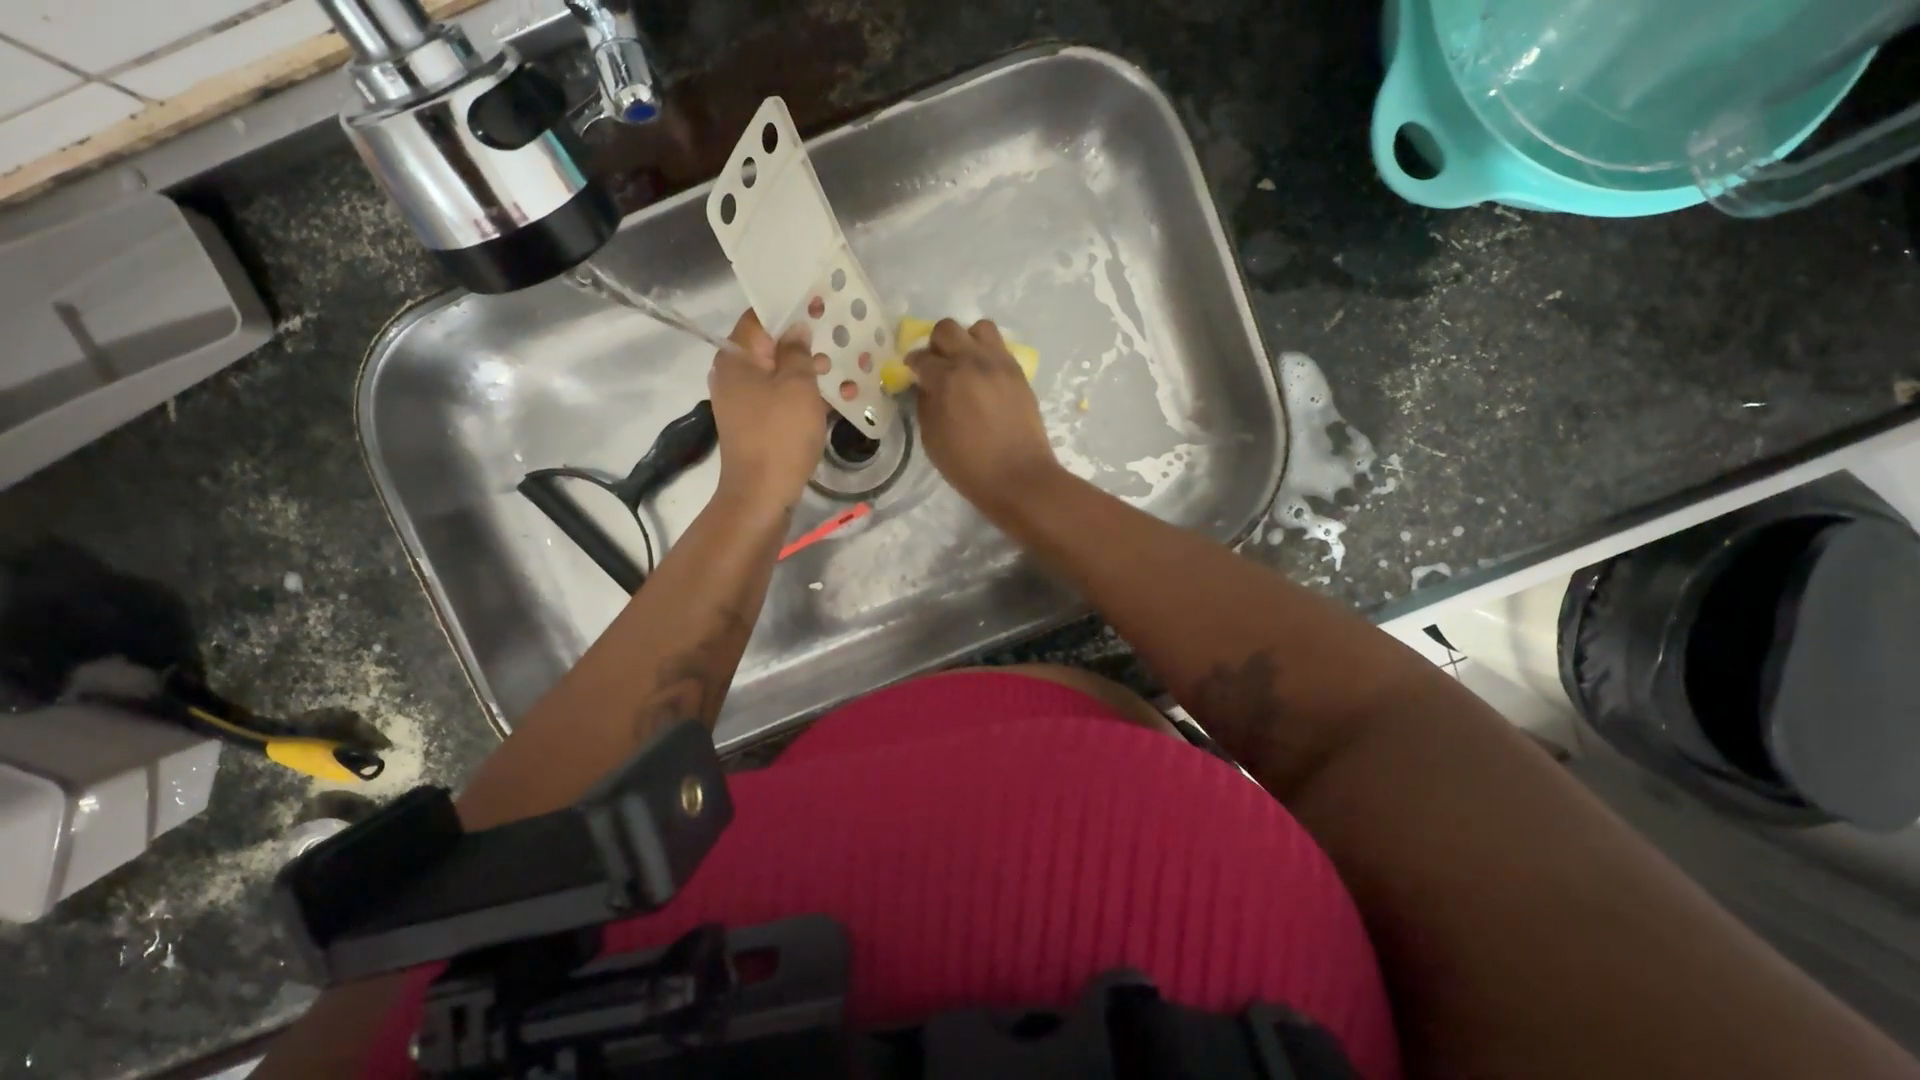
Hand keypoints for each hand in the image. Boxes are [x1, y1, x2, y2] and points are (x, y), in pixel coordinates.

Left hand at [708, 310, 829, 510]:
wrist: (761, 494)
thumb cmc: (780, 434)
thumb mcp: (798, 386)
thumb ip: (798, 351)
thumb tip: (796, 329)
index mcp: (736, 357)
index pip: (759, 316)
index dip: (789, 307)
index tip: (820, 303)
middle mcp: (733, 375)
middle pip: (769, 345)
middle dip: (803, 340)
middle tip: (840, 335)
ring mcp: (742, 401)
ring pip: (777, 373)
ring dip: (807, 370)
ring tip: (844, 367)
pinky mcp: (754, 423)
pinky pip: (779, 398)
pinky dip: (801, 394)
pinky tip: (831, 397)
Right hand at [907, 318, 1060, 513]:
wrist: (1019, 476)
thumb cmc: (969, 465)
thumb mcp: (932, 438)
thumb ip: (925, 404)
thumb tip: (926, 385)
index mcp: (946, 378)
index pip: (920, 357)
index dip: (912, 366)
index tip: (913, 375)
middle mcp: (973, 361)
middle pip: (947, 329)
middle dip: (936, 344)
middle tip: (938, 366)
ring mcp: (1000, 363)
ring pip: (979, 328)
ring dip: (967, 341)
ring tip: (966, 365)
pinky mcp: (1019, 372)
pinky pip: (1000, 348)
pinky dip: (987, 355)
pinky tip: (984, 378)